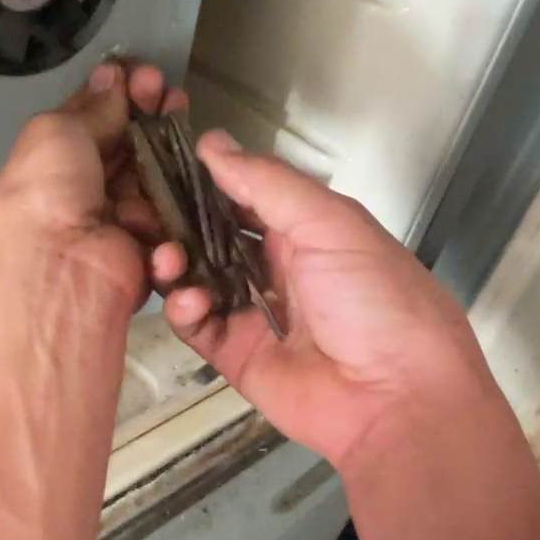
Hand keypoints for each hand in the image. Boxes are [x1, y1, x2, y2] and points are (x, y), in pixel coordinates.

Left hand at [0, 62, 188, 307]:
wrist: (62, 274)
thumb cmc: (47, 195)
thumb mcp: (55, 133)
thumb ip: (90, 107)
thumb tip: (112, 77)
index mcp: (50, 167)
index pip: (90, 124)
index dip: (119, 97)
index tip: (145, 76)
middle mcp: (81, 196)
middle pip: (125, 151)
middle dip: (150, 121)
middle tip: (173, 95)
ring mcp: (114, 226)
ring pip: (152, 184)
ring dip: (171, 157)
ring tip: (186, 132)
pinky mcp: (144, 254)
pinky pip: (167, 224)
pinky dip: (170, 209)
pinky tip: (174, 187)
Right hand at [155, 132, 491, 472]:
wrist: (395, 396)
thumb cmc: (375, 297)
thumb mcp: (330, 223)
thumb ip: (267, 184)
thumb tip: (211, 144)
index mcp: (305, 231)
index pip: (243, 198)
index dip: (205, 183)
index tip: (162, 167)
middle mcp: (276, 269)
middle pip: (212, 240)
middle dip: (179, 226)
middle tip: (143, 216)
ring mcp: (253, 315)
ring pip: (197, 282)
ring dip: (176, 266)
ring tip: (168, 260)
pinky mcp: (236, 357)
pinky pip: (198, 328)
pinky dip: (185, 311)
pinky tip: (189, 301)